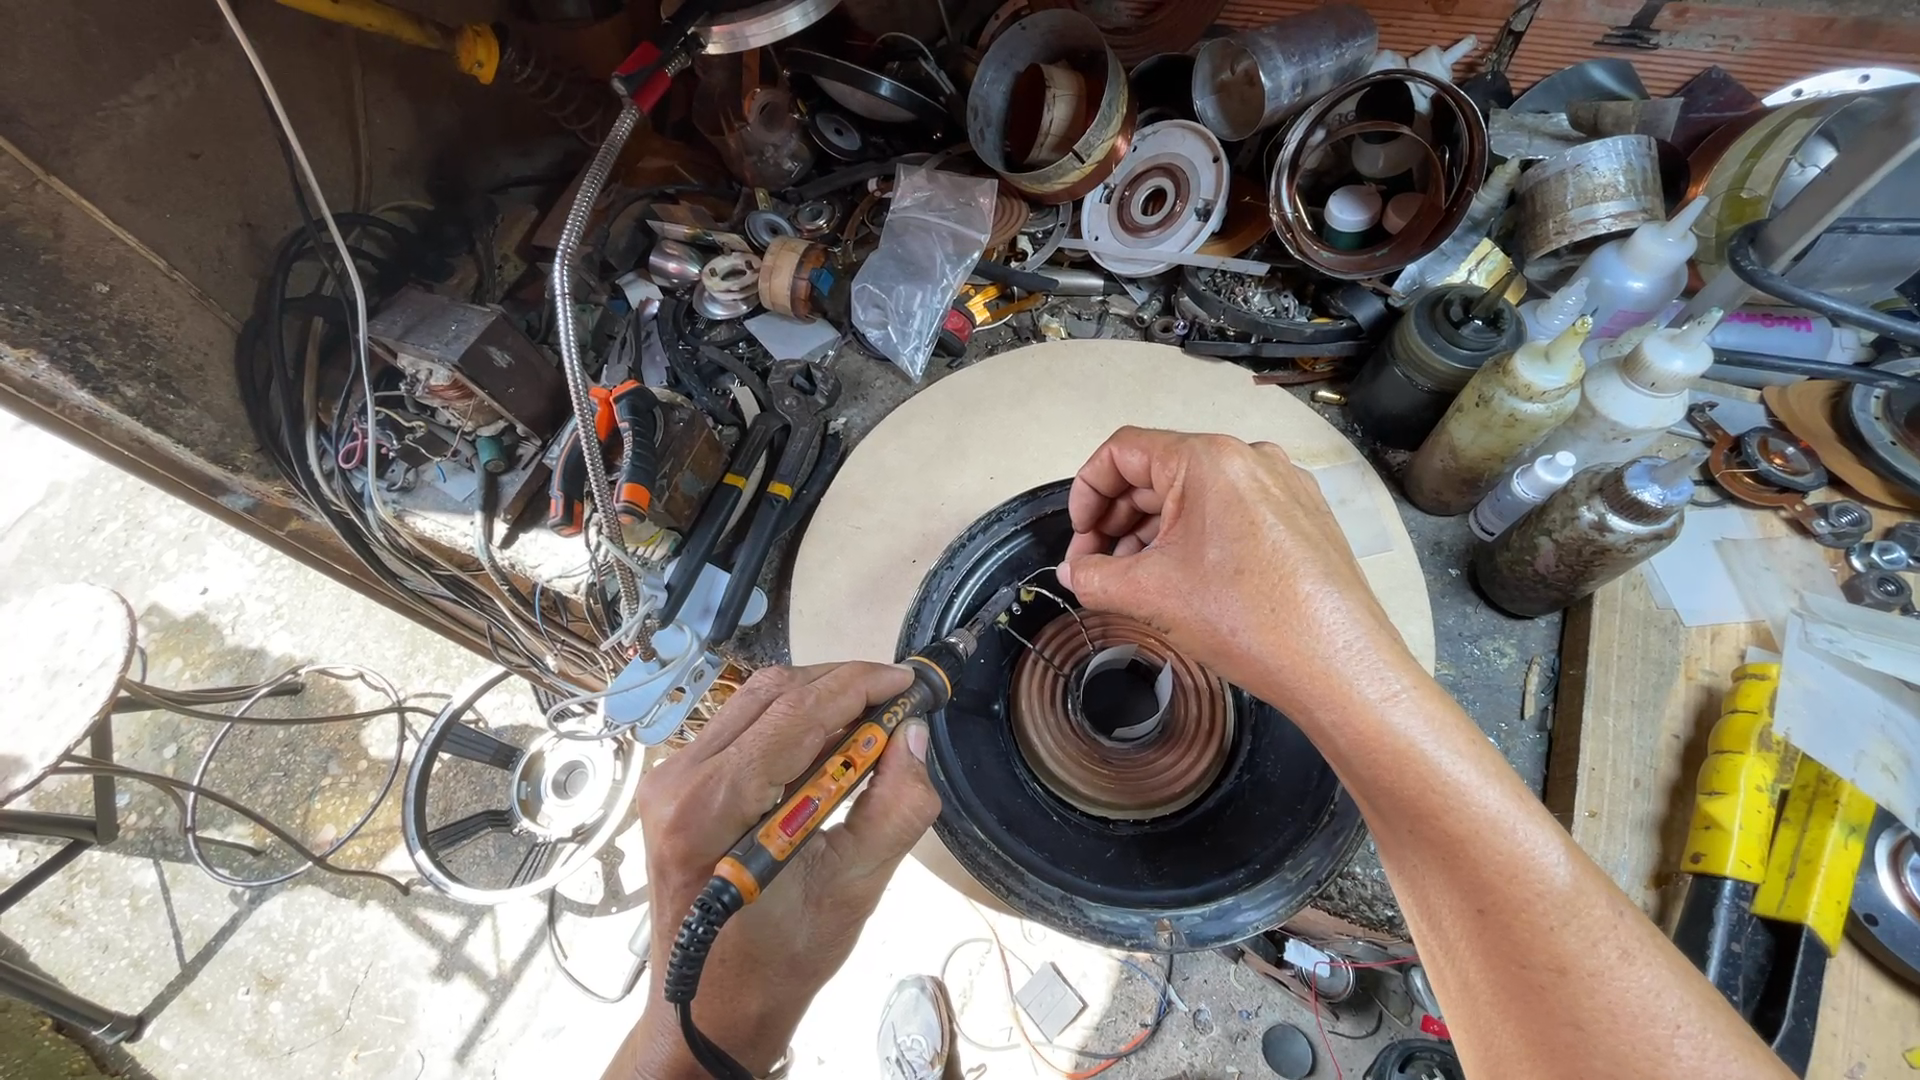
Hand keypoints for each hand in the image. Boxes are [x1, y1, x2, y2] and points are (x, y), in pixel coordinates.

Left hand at [611, 663, 941, 1079]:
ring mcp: (670, 774)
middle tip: (895, 699)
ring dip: (819, 695)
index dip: (858, 685)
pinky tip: (827, 738)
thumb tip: (913, 732)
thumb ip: (895, 807)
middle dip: (843, 684)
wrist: (711, 1003)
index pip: (794, 714)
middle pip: (773, 693)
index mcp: (710, 811)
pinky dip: (794, 715)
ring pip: (757, 697)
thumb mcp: (855, 888)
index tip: (908, 680)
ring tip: (867, 716)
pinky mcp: (677, 777)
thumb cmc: (783, 957)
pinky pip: (743, 719)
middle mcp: (678, 778)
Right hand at [1058, 427, 1412, 717]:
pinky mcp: (1300, 515)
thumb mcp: (1150, 595)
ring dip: (1151, 532)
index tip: (1079, 538)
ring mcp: (1281, 486)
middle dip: (1116, 520)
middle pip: (1156, 472)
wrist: (1339, 666)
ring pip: (1192, 495)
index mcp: (1208, 459)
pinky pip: (1228, 512)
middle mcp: (1249, 458)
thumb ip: (1092, 576)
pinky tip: (1182, 580)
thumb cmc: (1248, 619)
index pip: (1122, 451)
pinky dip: (1192, 537)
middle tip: (1096, 567)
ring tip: (1134, 579)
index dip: (1086, 491)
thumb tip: (1072, 573)